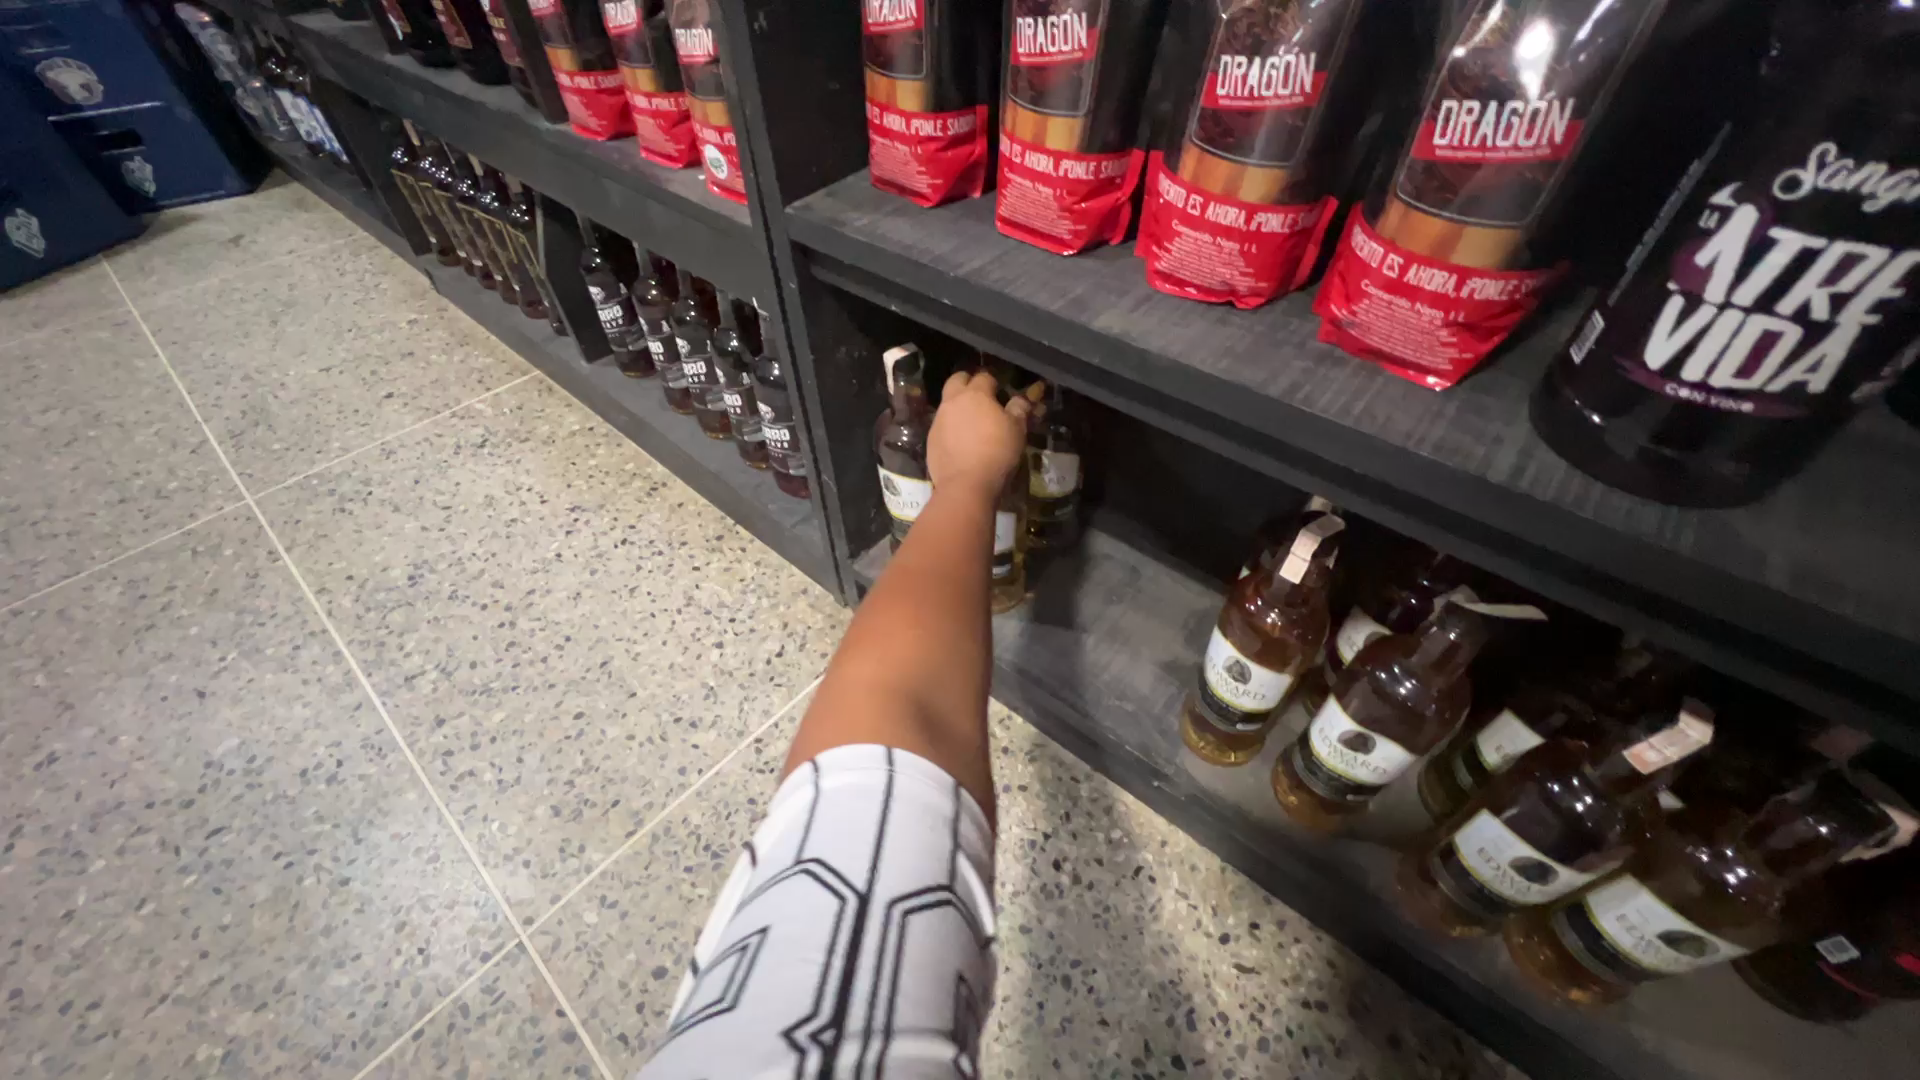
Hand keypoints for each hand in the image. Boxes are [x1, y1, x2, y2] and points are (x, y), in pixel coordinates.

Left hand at [929, 370, 1031, 501]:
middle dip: (967, 383)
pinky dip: (950, 428)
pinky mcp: (930, 440)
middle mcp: (953, 402)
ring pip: (947, 404)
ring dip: (957, 407)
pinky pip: (941, 426)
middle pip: (956, 380)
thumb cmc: (997, 453)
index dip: (993, 383)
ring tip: (970, 423)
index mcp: (975, 395)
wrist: (966, 484)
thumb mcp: (1017, 431)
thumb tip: (1020, 400)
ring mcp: (938, 421)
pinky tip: (960, 443)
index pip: (984, 376)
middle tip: (979, 397)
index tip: (999, 393)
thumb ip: (1018, 410)